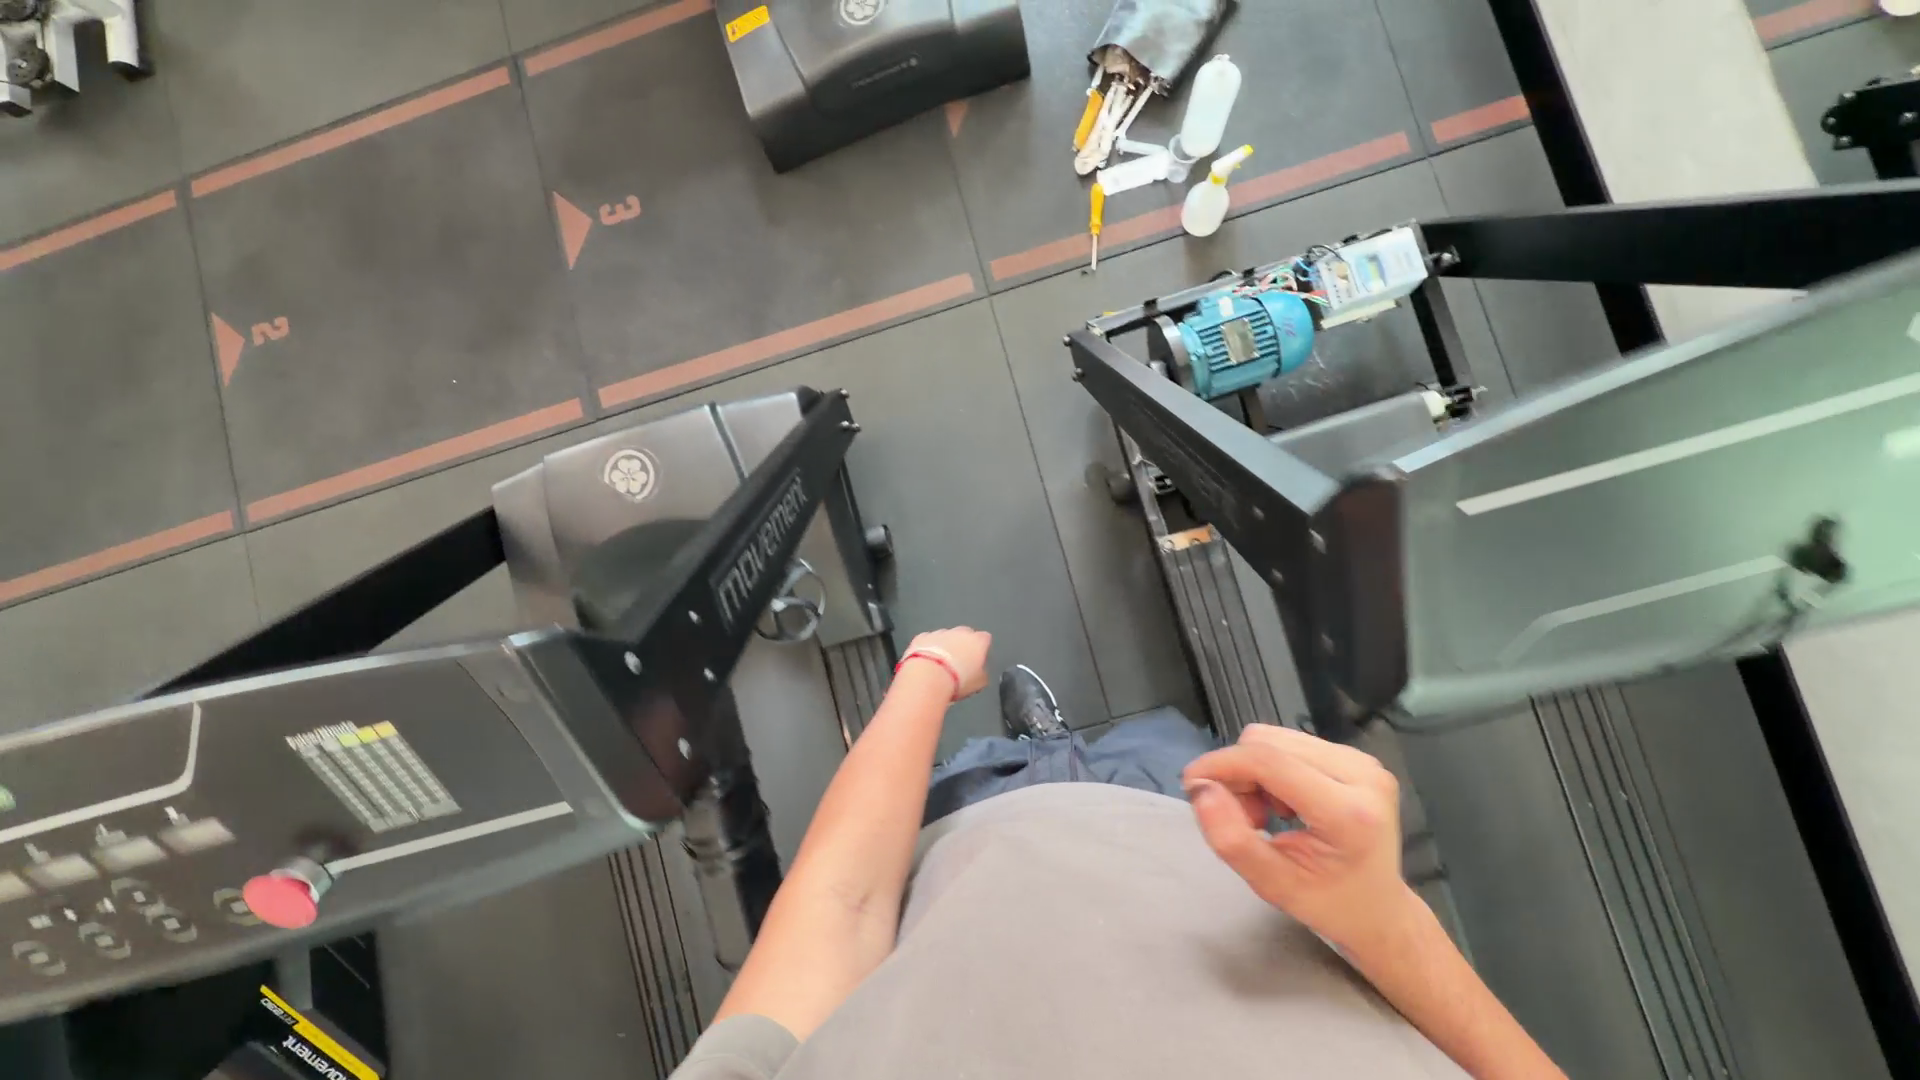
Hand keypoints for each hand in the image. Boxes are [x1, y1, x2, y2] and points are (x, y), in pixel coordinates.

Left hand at [902, 627, 991, 699]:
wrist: (929, 677)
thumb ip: (983, 674)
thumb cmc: (956, 679)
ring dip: (945, 647)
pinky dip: (928, 649)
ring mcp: (940, 633)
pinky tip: (928, 664)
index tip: (978, 660)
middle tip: (959, 665)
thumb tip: (980, 675)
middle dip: (962, 646)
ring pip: (945, 637)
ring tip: (942, 667)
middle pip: (964, 635)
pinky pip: (927, 641)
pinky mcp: (922, 637)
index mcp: (978, 641)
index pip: (985, 639)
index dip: (981, 650)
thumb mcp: (979, 683)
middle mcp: (960, 632)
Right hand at [1183, 724, 1414, 952]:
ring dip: (1252, 770)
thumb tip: (1200, 789)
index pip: (1269, 762)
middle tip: (1242, 818)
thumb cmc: (1326, 903)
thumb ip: (1230, 838)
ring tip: (1264, 813)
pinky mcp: (1356, 756)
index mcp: (1348, 813)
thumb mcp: (1271, 884)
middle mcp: (1362, 775)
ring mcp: (1363, 761)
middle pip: (1268, 743)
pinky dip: (1269, 767)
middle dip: (1238, 774)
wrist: (1380, 910)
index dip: (1221, 765)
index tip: (1190, 784)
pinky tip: (1281, 801)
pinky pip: (1289, 743)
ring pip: (1274, 738)